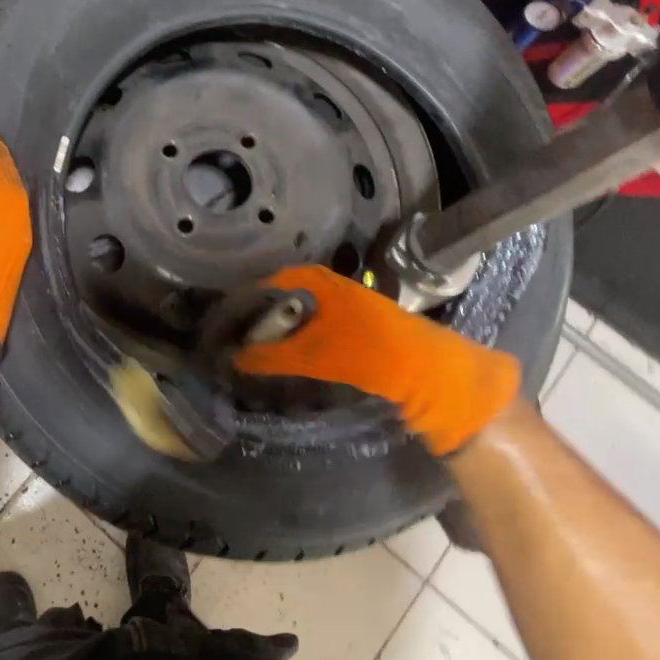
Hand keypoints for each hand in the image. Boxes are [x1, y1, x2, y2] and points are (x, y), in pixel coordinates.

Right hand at [234, 264, 520, 453]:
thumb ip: (270, 356)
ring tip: (255, 356)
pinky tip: (289, 364)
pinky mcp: (360, 333)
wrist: (435, 378)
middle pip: (284, 300)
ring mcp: (349, 310)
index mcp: (320, 281)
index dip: (245, 302)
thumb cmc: (371, 356)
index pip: (268, 283)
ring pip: (301, 318)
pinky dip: (298, 345)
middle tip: (234, 342)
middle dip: (260, 320)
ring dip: (279, 336)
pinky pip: (316, 333)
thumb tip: (232, 358)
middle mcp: (333, 288)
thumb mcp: (313, 356)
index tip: (224, 324)